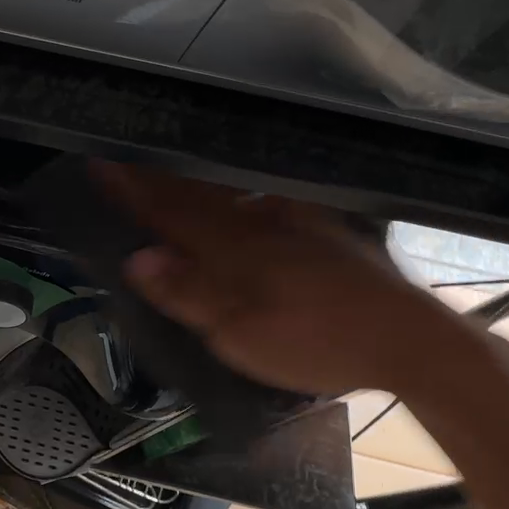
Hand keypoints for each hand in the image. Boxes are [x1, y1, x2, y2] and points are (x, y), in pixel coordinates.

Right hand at [101, 163, 479, 397]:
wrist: (408, 342)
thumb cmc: (316, 344)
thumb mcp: (239, 334)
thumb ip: (188, 294)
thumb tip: (137, 258)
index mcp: (234, 248)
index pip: (169, 212)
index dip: (132, 191)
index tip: (100, 166)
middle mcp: (261, 226)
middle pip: (197, 196)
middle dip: (156, 181)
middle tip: (124, 165)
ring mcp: (295, 226)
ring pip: (231, 197)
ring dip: (194, 185)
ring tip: (169, 178)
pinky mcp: (322, 234)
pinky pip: (262, 205)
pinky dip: (237, 198)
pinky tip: (242, 201)